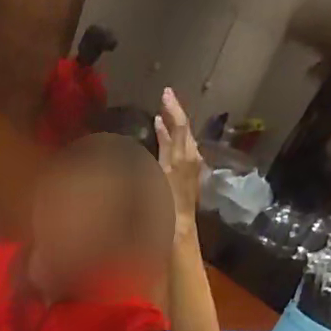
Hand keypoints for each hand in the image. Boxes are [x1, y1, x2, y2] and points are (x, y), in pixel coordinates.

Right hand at [153, 88, 202, 228]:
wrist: (178, 237)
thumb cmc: (159, 215)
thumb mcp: (147, 187)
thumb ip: (142, 166)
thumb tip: (138, 149)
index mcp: (177, 160)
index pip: (178, 128)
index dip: (172, 110)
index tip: (165, 93)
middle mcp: (188, 162)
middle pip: (186, 132)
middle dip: (175, 115)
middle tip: (166, 101)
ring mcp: (192, 172)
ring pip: (187, 143)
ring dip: (177, 130)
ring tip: (165, 122)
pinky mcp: (191, 183)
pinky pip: (186, 155)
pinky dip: (179, 145)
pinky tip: (172, 148)